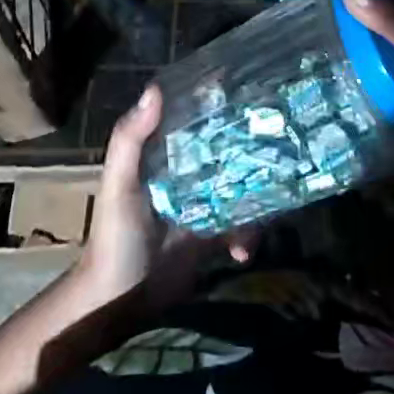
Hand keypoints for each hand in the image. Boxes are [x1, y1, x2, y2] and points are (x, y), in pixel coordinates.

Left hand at [74, 87, 251, 309]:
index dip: (217, 105)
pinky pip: (241, 226)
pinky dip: (247, 237)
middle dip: (251, 150)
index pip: (193, 119)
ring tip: (262, 215)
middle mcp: (185, 172)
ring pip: (240, 187)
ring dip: (256, 199)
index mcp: (162, 153)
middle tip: (279, 148)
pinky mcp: (213, 235)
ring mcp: (202, 204)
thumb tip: (156, 89)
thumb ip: (131, 139)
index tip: (247, 91)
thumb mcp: (118, 185)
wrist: (117, 304)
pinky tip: (241, 253)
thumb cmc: (114, 237)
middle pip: (225, 150)